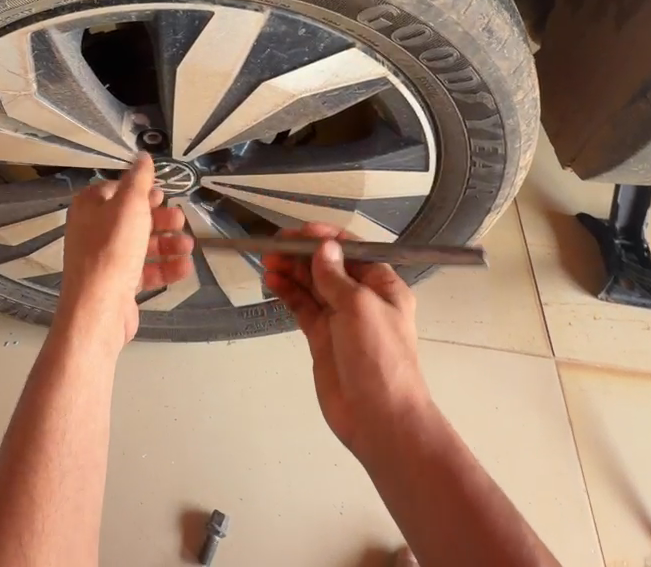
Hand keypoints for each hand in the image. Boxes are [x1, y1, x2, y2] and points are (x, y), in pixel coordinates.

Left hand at [55, 155, 192, 343]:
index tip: (163, 194)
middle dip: (161, 219)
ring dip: (168, 243)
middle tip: (181, 219)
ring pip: (142, 244)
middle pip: (133, 218)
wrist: (99, 308)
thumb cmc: (112, 250)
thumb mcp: (129, 205)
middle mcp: (94, 231)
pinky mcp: (118, 283)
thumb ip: (139, 179)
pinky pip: (145, 270)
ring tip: (188, 247)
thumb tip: (143, 156)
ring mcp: (106, 259)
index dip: (142, 191)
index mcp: (90, 206)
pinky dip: (165, 267)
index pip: (117, 190)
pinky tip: (184, 268)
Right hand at [263, 223, 436, 458]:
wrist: (379, 419)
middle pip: (328, 265)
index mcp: (382, 285)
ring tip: (268, 261)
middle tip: (273, 245)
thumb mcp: (359, 307)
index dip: (326, 237)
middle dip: (302, 253)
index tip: (299, 232)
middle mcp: (361, 297)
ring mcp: (340, 318)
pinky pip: (302, 306)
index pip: (351, 250)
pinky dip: (288, 292)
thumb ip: (335, 275)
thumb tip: (322, 245)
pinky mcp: (321, 337)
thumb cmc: (378, 357)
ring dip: (291, 270)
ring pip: (311, 284)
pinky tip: (272, 281)